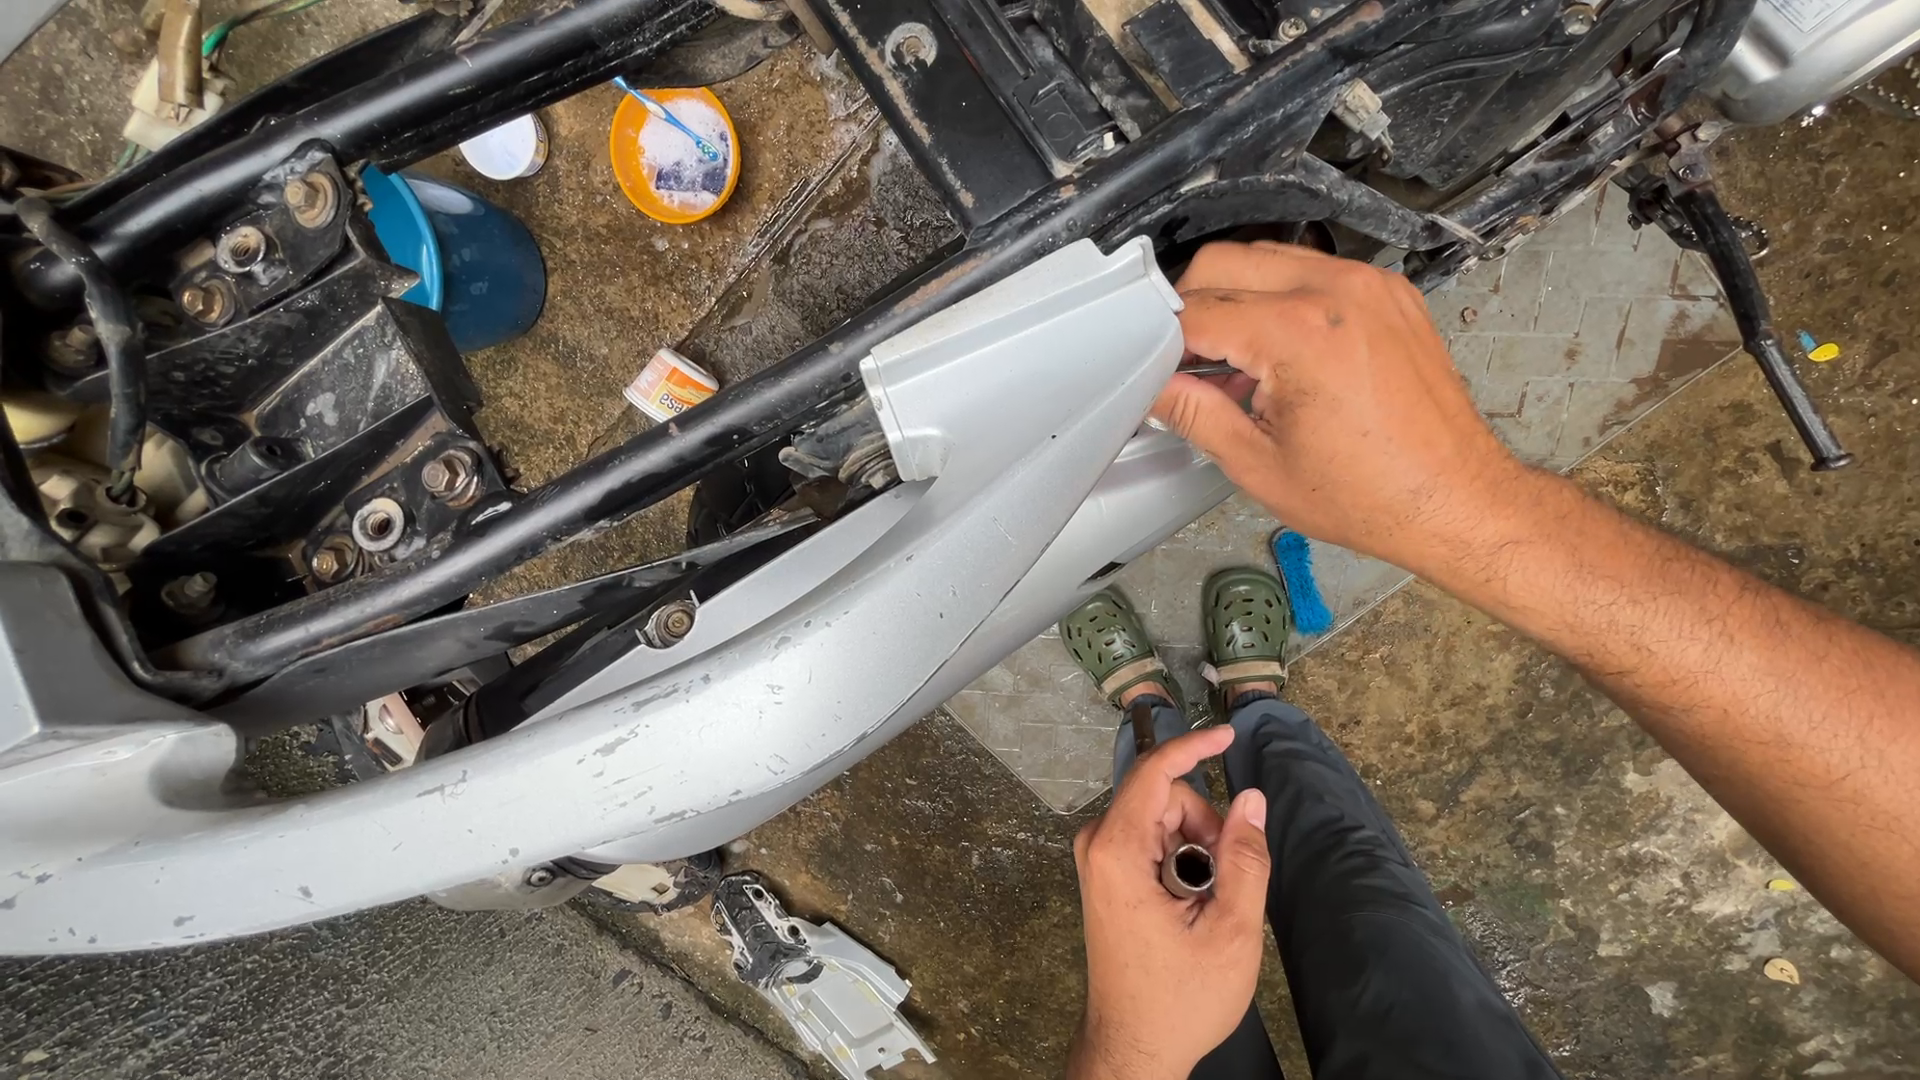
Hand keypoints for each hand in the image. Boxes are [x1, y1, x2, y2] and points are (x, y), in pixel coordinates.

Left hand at [1069, 727, 1270, 1079]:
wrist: (1133, 1046)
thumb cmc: (1179, 999)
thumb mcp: (1231, 931)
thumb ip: (1245, 858)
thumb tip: (1252, 799)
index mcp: (1117, 849)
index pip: (1154, 771)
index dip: (1194, 746)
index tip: (1228, 734)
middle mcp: (1097, 842)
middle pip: (1165, 797)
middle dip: (1206, 826)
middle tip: (1225, 882)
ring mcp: (1098, 856)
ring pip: (1162, 817)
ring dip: (1197, 847)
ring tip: (1207, 903)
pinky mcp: (1106, 869)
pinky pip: (1151, 837)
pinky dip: (1182, 858)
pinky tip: (1191, 902)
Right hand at [1152, 241, 1527, 574]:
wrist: (1452, 498)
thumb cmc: (1368, 492)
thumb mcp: (1255, 463)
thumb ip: (1193, 413)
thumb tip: (1154, 388)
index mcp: (1299, 333)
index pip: (1195, 310)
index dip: (1161, 342)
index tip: (1153, 369)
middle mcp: (1337, 292)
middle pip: (1223, 262)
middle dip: (1190, 308)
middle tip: (1184, 361)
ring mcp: (1369, 286)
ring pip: (1265, 258)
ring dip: (1233, 299)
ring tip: (1233, 362)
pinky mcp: (1388, 294)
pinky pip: (1311, 271)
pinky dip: (1277, 299)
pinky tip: (1275, 352)